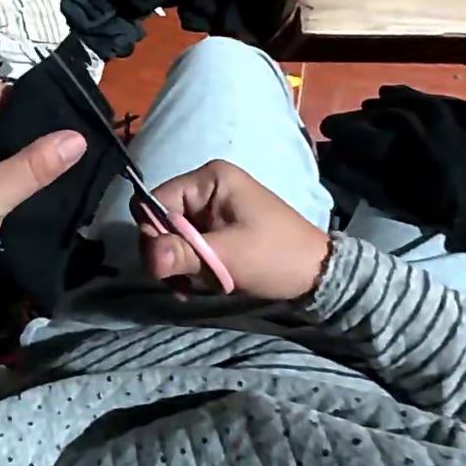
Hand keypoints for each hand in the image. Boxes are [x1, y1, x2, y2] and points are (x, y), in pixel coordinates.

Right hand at [138, 159, 330, 300]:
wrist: (316, 273)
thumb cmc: (274, 256)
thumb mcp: (227, 257)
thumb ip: (184, 254)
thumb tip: (148, 258)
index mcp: (210, 179)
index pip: (155, 201)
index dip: (154, 233)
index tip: (165, 264)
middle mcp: (207, 187)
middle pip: (161, 219)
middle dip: (167, 253)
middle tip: (182, 284)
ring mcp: (213, 207)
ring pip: (172, 236)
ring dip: (178, 264)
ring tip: (194, 286)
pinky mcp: (218, 227)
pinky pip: (188, 244)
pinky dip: (189, 265)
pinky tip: (200, 283)